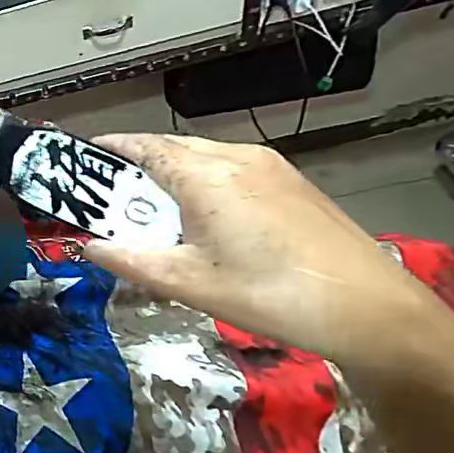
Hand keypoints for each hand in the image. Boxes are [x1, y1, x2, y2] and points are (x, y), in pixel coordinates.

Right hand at [80, 135, 453, 379]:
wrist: (368, 305)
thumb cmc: (272, 295)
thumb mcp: (193, 285)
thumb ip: (134, 262)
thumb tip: (91, 246)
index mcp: (207, 176)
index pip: (146, 147)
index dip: (112, 149)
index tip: (85, 157)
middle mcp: (236, 156)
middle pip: (174, 148)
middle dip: (140, 164)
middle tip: (114, 194)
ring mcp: (269, 165)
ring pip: (205, 157)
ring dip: (174, 173)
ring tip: (157, 209)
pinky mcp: (291, 180)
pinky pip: (232, 167)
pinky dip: (205, 180)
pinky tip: (208, 215)